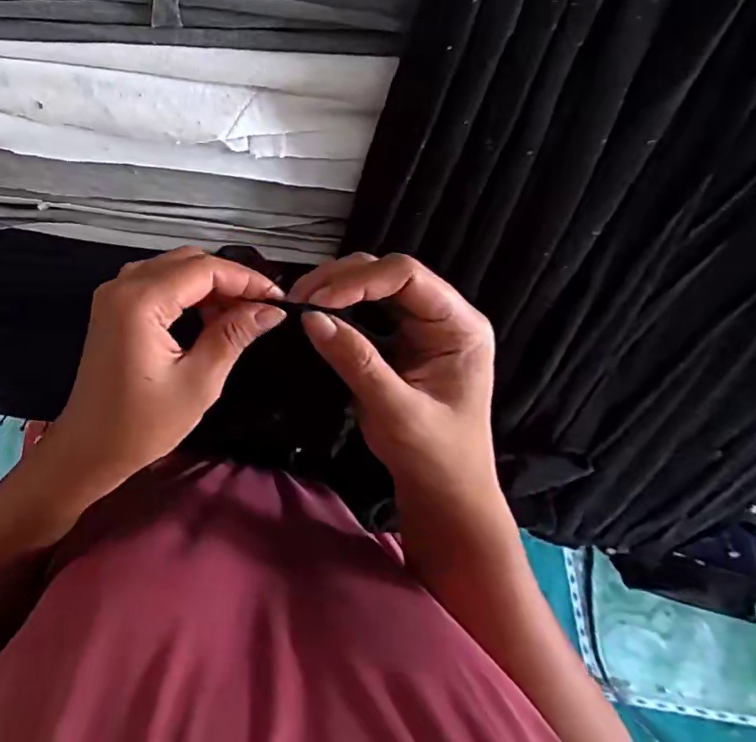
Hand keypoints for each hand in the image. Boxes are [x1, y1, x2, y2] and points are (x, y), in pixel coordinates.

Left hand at [51, 248, 285, 483]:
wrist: (91, 442)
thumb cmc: (142, 421)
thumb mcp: (199, 381)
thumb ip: (232, 335)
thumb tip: (270, 310)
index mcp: (137, 301)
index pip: (201, 269)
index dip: (246, 278)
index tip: (280, 299)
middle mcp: (119, 287)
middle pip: (184, 261)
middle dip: (228, 278)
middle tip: (264, 307)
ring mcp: (111, 295)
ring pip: (169, 268)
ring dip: (206, 283)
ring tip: (242, 313)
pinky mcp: (110, 308)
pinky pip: (153, 283)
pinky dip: (183, 291)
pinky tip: (209, 315)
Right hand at [291, 253, 500, 510]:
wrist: (442, 485)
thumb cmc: (433, 452)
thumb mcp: (395, 409)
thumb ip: (356, 361)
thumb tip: (311, 318)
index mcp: (459, 326)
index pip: (406, 276)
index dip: (357, 281)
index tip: (315, 303)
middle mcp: (440, 315)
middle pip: (383, 270)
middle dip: (336, 280)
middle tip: (296, 302)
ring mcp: (416, 323)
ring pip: (366, 280)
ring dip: (329, 287)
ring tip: (298, 307)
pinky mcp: (393, 334)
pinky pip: (358, 304)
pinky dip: (329, 303)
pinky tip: (309, 315)